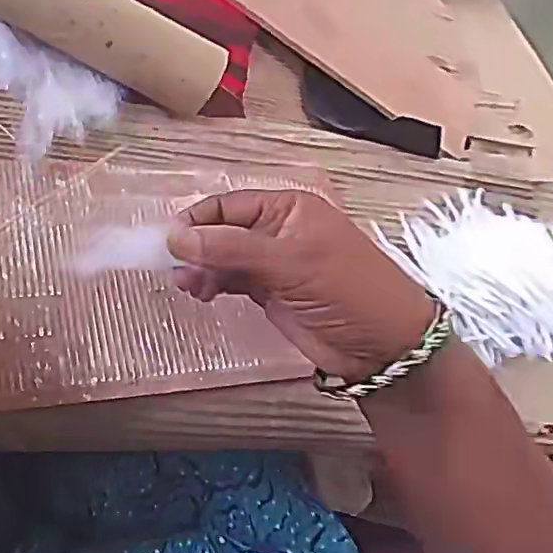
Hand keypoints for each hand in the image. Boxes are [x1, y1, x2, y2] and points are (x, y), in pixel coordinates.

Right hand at [167, 190, 435, 382]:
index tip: (170, 242)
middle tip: (176, 268)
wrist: (382, 347)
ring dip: (198, 268)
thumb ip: (230, 248)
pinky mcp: (266, 290)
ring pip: (218, 257)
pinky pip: (226, 279)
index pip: (227, 205)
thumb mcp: (289, 262)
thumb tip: (175, 237)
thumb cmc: (346, 290)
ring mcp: (269, 262)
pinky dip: (209, 284)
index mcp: (286, 208)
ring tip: (189, 285)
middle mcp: (275, 230)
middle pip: (218, 230)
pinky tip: (200, 292)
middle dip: (194, 247)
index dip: (196, 221)